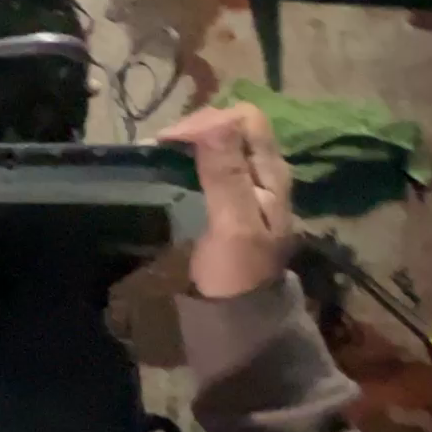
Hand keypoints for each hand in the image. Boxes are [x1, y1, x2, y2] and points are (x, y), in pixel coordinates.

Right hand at [158, 104, 292, 297]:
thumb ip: (226, 174)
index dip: (206, 121)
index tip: (168, 143)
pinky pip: (214, 160)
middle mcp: (265, 170)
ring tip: (160, 155)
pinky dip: (191, 156)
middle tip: (159, 148)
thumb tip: (214, 121)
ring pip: (224, 140)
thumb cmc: (236, 271)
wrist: (239, 312)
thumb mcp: (233, 223)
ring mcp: (250, 183)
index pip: (244, 119)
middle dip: (196, 127)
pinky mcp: (232, 195)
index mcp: (272, 173)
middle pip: (234, 125)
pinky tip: (171, 167)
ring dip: (192, 140)